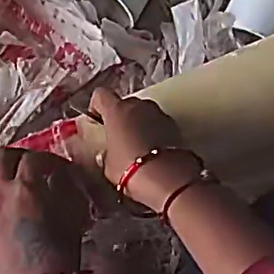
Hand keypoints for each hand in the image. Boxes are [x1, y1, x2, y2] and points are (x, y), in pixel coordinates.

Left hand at [0, 147, 85, 273]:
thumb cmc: (60, 254)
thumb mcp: (72, 216)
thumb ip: (64, 190)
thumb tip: (60, 179)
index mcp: (26, 187)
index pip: (35, 157)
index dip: (50, 160)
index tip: (61, 170)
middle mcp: (1, 194)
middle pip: (2, 157)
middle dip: (19, 158)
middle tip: (34, 169)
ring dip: (12, 184)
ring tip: (29, 202)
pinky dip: (5, 207)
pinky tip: (19, 223)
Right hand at [89, 88, 194, 211]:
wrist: (167, 178)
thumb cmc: (130, 169)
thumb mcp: (107, 165)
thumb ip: (104, 153)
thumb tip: (104, 153)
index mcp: (116, 110)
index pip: (100, 95)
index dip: (97, 107)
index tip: (97, 122)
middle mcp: (139, 105)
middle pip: (126, 103)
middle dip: (122, 117)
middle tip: (119, 138)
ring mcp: (160, 113)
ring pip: (145, 113)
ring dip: (140, 124)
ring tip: (138, 147)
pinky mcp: (176, 126)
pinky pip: (160, 124)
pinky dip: (156, 133)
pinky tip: (154, 151)